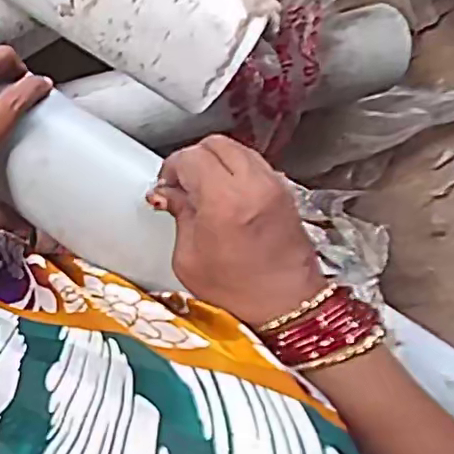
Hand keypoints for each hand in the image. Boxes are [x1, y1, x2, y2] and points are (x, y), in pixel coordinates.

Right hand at [147, 135, 326, 325]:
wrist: (288, 308)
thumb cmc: (240, 294)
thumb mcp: (188, 259)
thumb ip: (179, 216)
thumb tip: (169, 194)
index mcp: (225, 202)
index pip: (190, 158)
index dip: (171, 168)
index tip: (166, 185)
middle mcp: (253, 186)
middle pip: (215, 144)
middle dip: (192, 158)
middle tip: (181, 183)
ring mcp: (273, 186)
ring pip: (236, 148)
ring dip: (215, 161)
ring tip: (203, 189)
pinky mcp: (285, 192)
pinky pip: (254, 163)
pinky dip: (235, 169)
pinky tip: (225, 193)